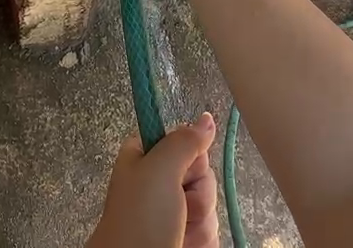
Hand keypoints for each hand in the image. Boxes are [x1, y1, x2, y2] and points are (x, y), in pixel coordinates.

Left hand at [88, 113, 219, 247]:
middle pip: (202, 174)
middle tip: (179, 205)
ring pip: (210, 206)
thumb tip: (206, 118)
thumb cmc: (141, 218)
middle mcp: (160, 182)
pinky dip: (201, 241)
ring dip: (199, 222)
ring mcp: (174, 213)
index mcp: (147, 157)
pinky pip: (211, 233)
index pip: (185, 141)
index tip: (182, 170)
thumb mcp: (160, 169)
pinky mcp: (187, 239)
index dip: (190, 156)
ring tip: (176, 233)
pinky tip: (183, 245)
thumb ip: (184, 141)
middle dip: (198, 194)